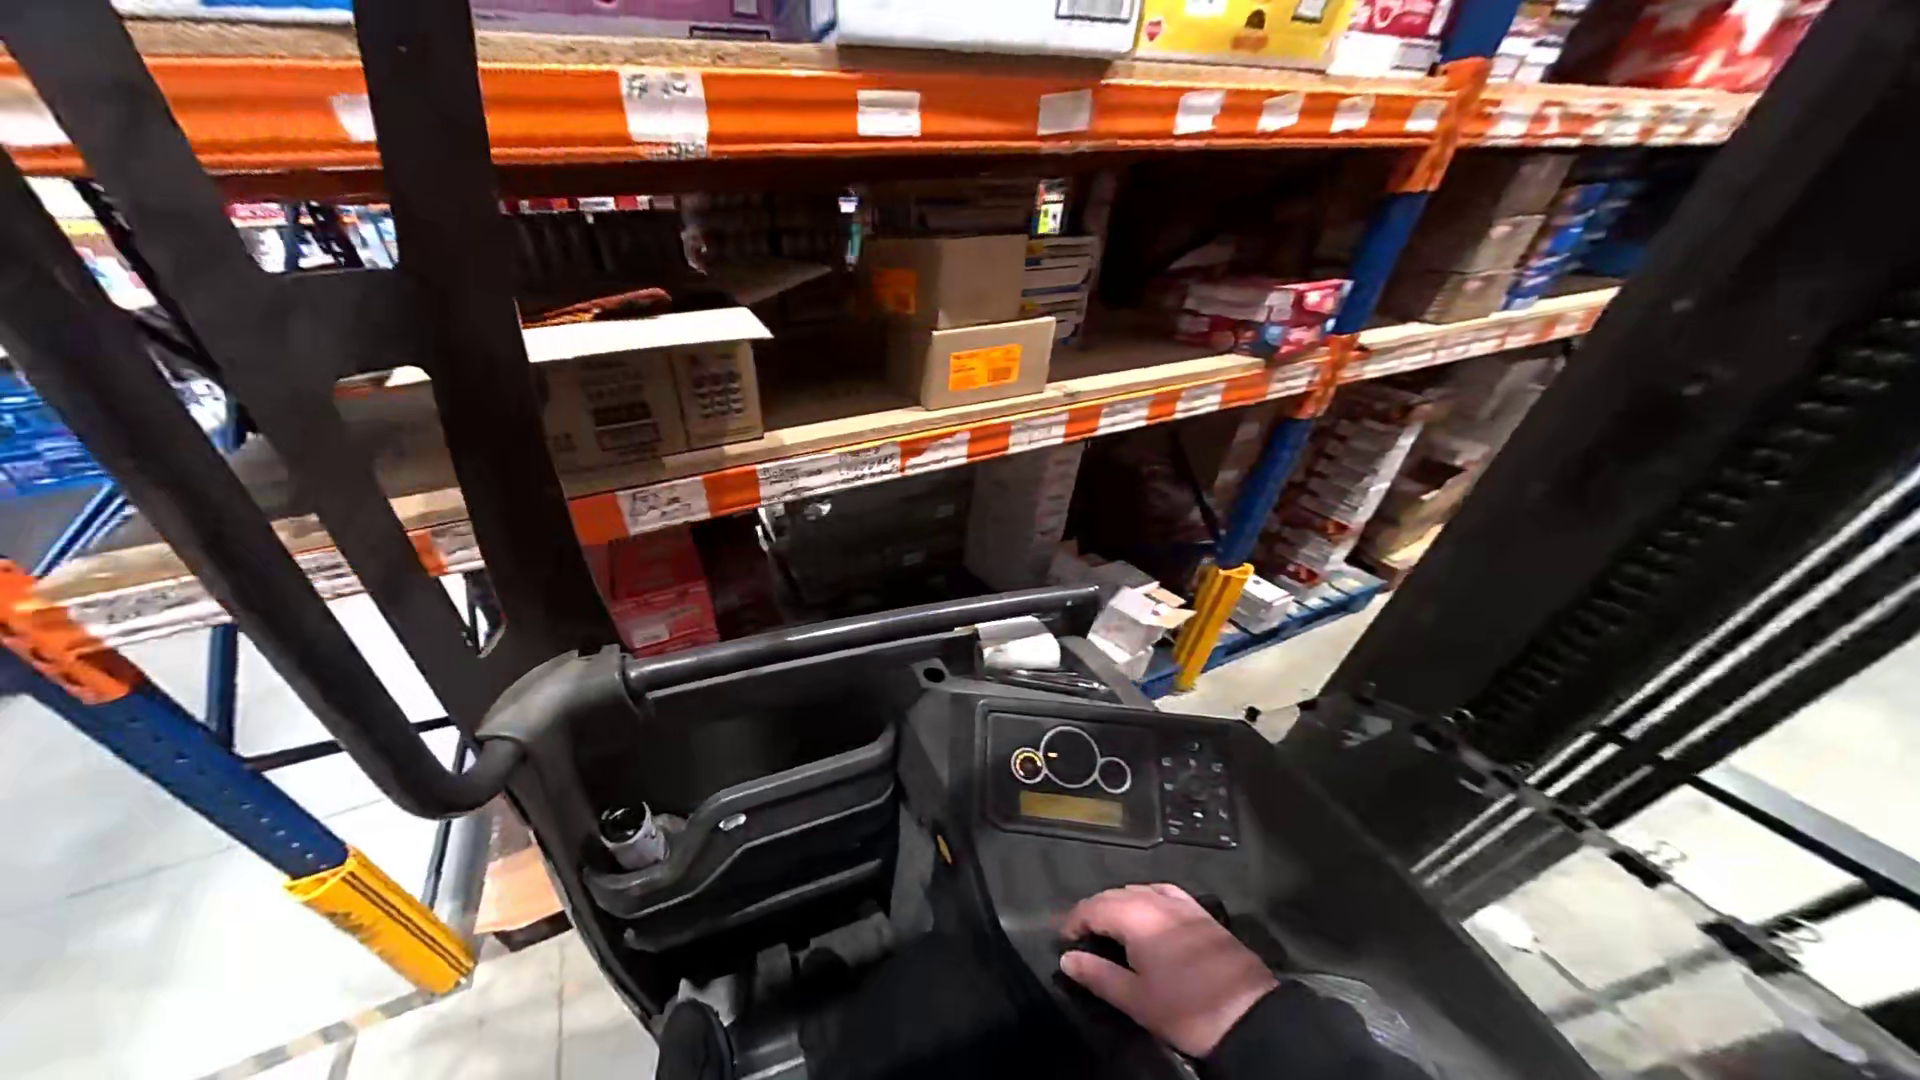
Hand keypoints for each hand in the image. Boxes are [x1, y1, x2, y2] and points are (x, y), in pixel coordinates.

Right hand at [1059, 883, 1276, 1057]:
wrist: (1248, 1015)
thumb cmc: (1186, 1009)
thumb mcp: (1136, 999)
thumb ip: (1097, 975)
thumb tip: (1067, 958)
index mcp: (1135, 916)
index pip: (1092, 907)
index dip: (1073, 920)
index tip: (1063, 938)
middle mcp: (1154, 899)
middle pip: (1113, 895)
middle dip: (1093, 910)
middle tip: (1082, 934)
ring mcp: (1179, 902)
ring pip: (1137, 890)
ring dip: (1118, 903)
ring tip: (1109, 926)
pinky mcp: (1198, 910)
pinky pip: (1162, 891)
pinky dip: (1145, 897)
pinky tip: (1146, 909)